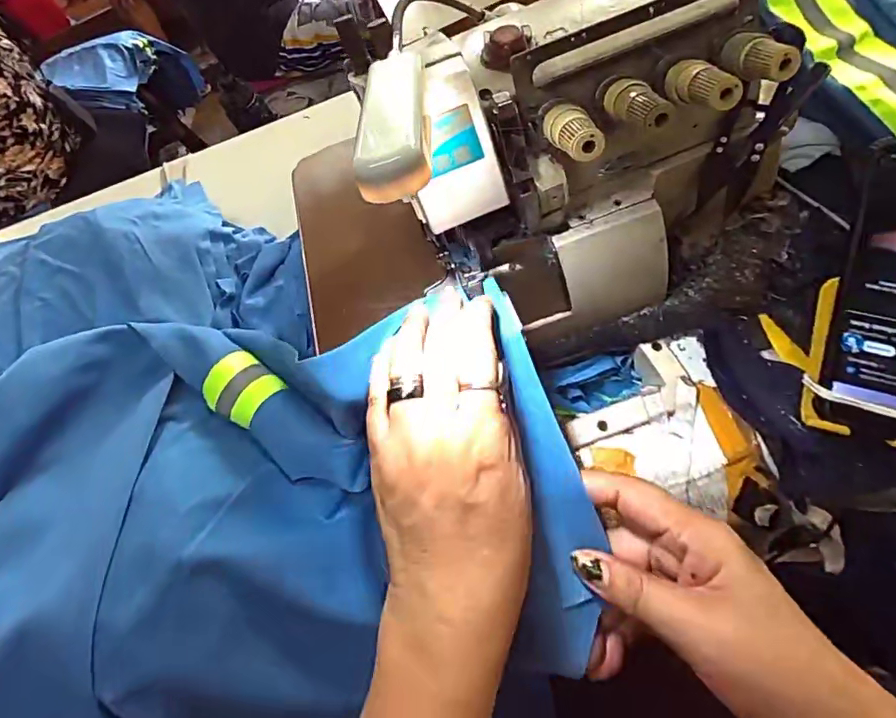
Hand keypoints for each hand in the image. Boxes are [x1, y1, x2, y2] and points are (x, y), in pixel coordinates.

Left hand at [362, 295, 530, 717]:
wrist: (445, 599)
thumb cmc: (500, 548)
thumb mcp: (519, 478)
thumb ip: (502, 420)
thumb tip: (492, 374)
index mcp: (479, 438)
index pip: (477, 360)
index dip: (479, 326)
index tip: (483, 306)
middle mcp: (435, 431)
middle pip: (437, 356)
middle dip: (447, 319)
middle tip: (453, 296)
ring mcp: (399, 442)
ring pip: (402, 369)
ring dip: (412, 333)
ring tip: (423, 310)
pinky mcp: (377, 456)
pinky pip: (375, 398)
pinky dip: (383, 367)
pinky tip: (391, 347)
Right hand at [573, 471, 895, 717]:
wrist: (819, 712)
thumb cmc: (763, 657)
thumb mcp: (693, 624)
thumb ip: (634, 590)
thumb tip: (579, 558)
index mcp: (693, 532)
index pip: (631, 494)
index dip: (588, 488)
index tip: (544, 496)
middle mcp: (683, 547)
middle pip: (621, 541)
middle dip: (587, 572)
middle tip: (556, 603)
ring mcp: (683, 580)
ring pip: (625, 579)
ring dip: (602, 612)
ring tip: (587, 653)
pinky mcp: (683, 611)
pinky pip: (639, 608)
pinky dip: (620, 631)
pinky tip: (605, 660)